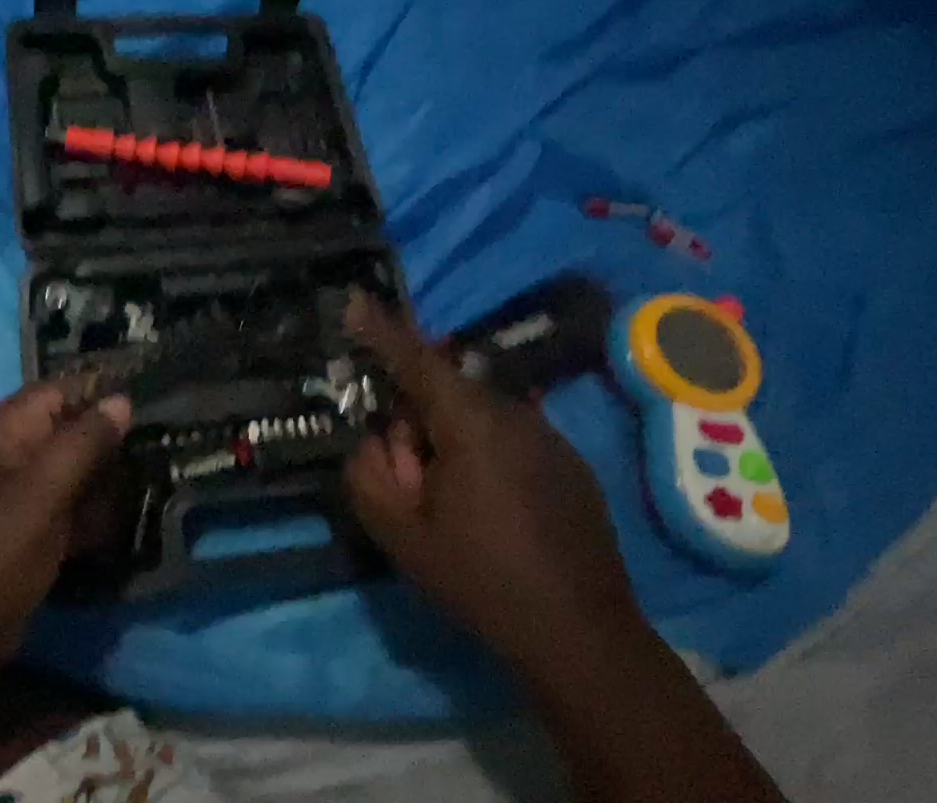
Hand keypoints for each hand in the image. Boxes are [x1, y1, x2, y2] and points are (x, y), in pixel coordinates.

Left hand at [0, 384, 130, 677]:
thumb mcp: (41, 493)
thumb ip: (83, 442)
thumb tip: (122, 399)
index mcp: (1, 429)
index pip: (61, 391)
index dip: (105, 395)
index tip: (156, 407)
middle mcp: (5, 452)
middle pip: (68, 431)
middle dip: (111, 444)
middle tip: (161, 454)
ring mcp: (13, 495)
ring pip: (71, 473)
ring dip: (105, 484)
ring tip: (151, 489)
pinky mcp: (21, 533)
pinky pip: (63, 510)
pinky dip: (89, 517)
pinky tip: (120, 527)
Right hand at [343, 292, 639, 664]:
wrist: (581, 636)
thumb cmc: (481, 581)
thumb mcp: (401, 534)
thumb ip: (369, 473)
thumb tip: (375, 439)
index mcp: (472, 425)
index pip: (417, 360)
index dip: (382, 330)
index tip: (356, 300)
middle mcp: (516, 416)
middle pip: (445, 390)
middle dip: (414, 418)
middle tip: (407, 478)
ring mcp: (550, 437)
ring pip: (477, 414)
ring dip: (449, 438)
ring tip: (447, 501)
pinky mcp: (568, 463)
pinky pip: (508, 435)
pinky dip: (481, 451)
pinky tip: (487, 509)